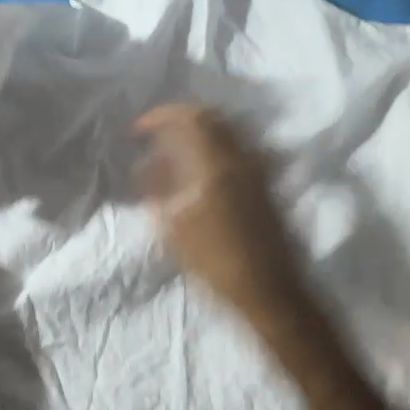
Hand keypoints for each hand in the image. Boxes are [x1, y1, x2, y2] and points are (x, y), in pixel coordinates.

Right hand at [134, 104, 308, 318]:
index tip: (139, 130)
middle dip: (182, 119)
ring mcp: (261, 171)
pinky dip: (221, 149)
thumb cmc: (215, 263)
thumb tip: (146, 163)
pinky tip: (207, 170)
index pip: (189, 117)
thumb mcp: (173, 227)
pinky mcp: (270, 186)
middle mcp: (242, 158)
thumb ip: (157, 187)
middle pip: (214, 117)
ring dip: (203, 132)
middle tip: (160, 134)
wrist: (269, 294)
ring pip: (231, 131)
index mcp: (216, 164)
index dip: (161, 116)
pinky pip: (244, 150)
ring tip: (181, 150)